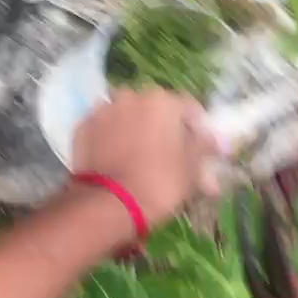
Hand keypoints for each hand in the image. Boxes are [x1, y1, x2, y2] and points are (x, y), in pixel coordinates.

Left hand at [71, 87, 216, 223]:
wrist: (110, 201)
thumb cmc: (160, 182)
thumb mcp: (193, 167)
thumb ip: (204, 146)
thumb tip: (215, 139)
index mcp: (160, 100)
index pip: (188, 108)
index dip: (197, 128)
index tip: (200, 148)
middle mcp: (129, 96)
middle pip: (154, 108)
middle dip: (164, 126)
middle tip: (170, 153)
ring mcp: (102, 109)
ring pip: (126, 115)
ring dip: (135, 128)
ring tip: (141, 156)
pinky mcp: (82, 125)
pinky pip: (104, 127)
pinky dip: (111, 137)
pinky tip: (117, 158)